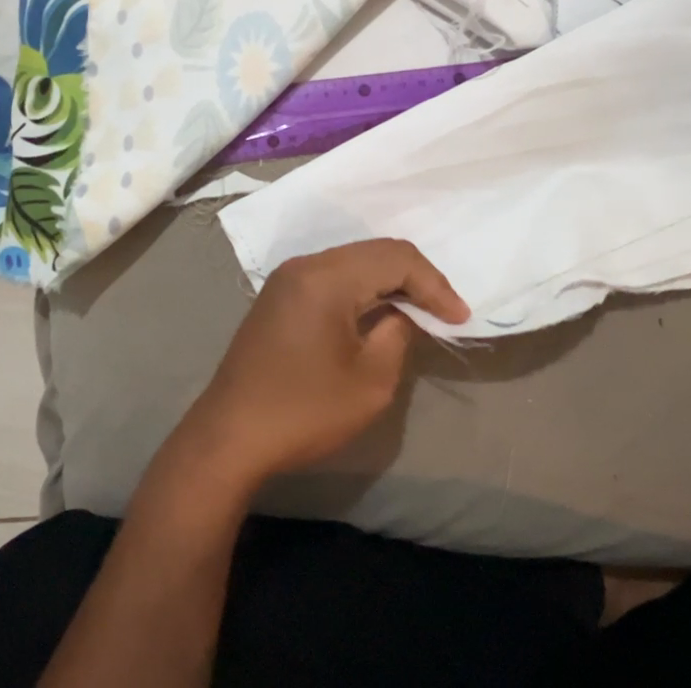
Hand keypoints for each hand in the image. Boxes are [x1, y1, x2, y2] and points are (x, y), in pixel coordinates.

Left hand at [171, 239, 469, 489]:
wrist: (229, 438)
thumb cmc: (304, 412)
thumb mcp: (370, 380)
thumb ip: (397, 333)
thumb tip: (402, 313)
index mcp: (326, 277)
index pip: (396, 258)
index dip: (435, 285)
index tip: (460, 319)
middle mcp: (304, 266)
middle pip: (373, 252)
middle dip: (415, 278)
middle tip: (445, 312)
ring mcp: (286, 280)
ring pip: (352, 263)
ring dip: (388, 282)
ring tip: (419, 312)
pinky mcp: (278, 299)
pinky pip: (331, 279)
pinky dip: (362, 290)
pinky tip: (378, 314)